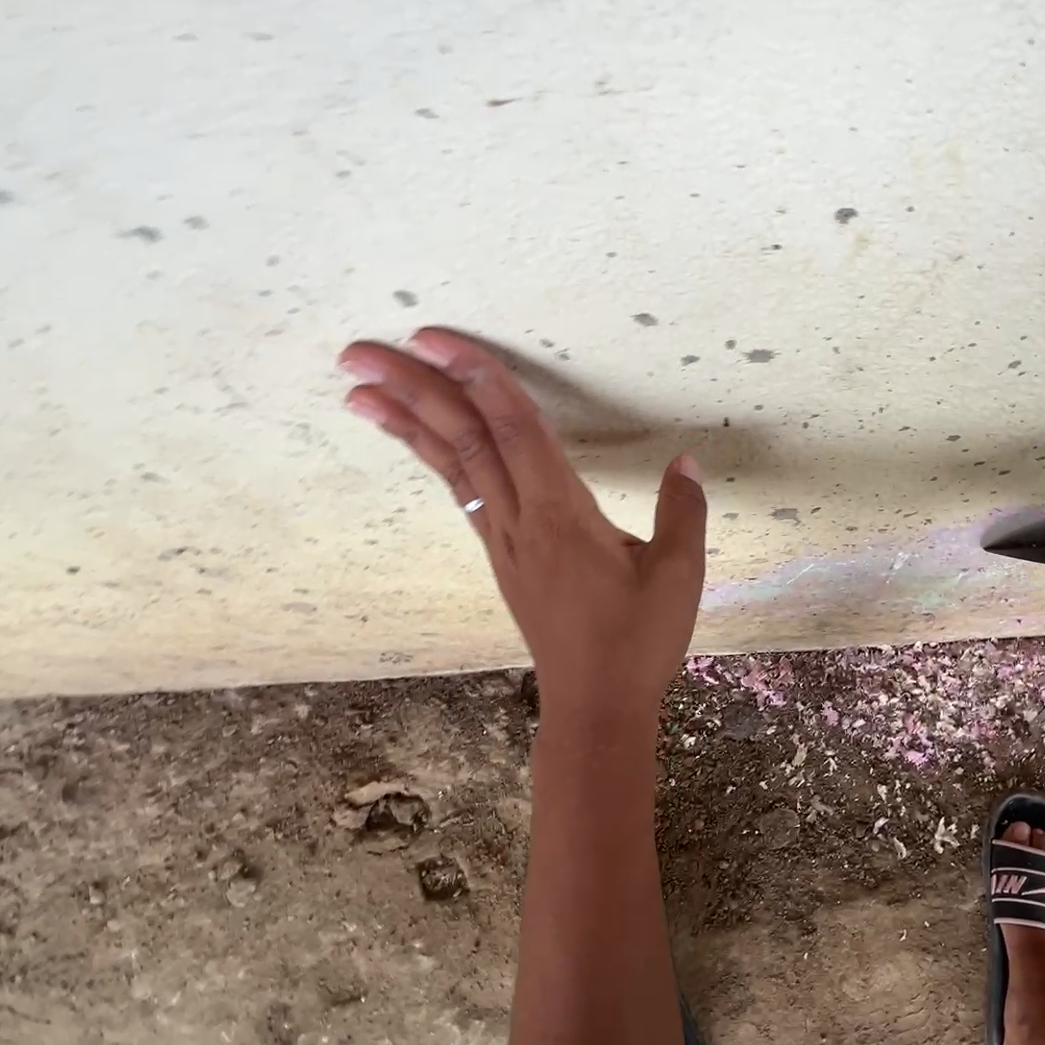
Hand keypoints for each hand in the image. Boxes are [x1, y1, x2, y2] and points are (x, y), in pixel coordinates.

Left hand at [338, 326, 706, 727]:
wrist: (596, 706)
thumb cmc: (638, 641)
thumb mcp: (680, 575)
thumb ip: (682, 511)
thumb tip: (685, 460)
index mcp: (563, 517)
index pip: (516, 432)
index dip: (482, 379)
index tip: (437, 339)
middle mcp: (520, 522)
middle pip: (464, 442)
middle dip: (414, 391)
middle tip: (360, 350)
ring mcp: (504, 543)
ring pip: (452, 469)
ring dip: (408, 424)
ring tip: (359, 388)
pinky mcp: (503, 560)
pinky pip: (462, 496)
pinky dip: (435, 460)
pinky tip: (421, 444)